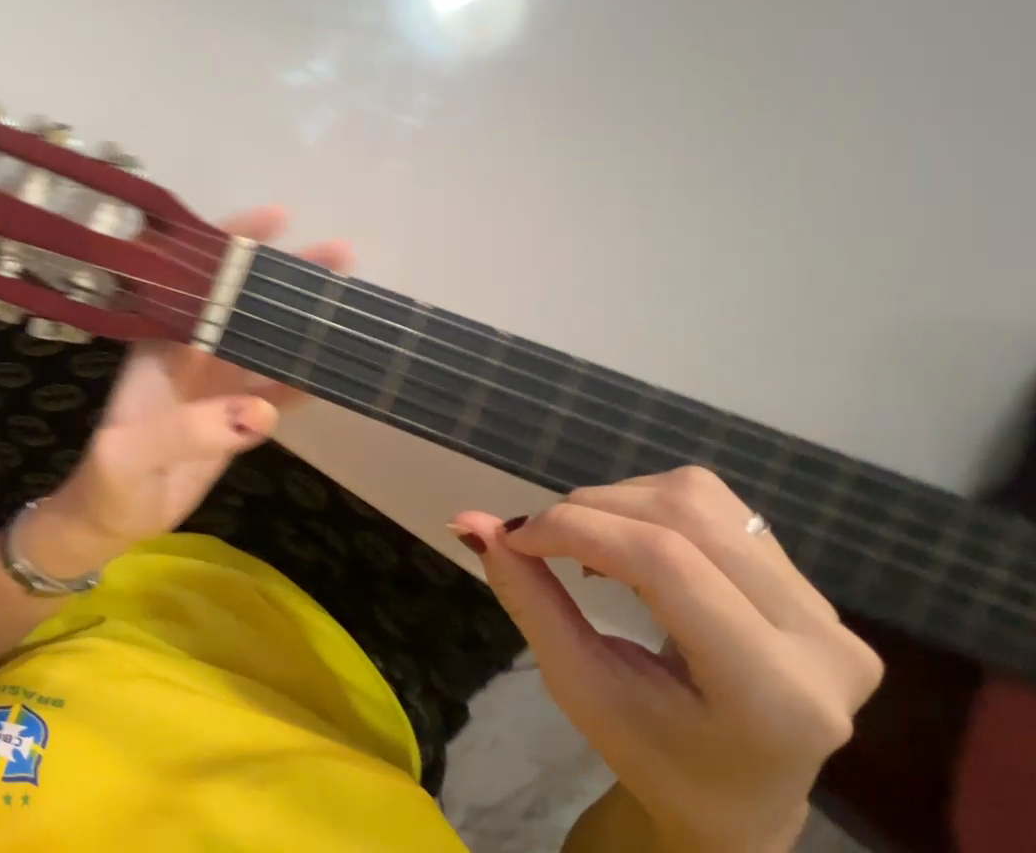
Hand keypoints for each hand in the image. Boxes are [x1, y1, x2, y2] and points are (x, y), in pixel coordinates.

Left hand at [26, 207, 350, 566]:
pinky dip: (304, 376)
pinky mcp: (235, 418)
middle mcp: (190, 355)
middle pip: (243, 304)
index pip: (197, 283)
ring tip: (352, 297)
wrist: (112, 520)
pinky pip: (277, 389)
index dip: (232, 247)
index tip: (277, 216)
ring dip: (303, 322)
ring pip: (266, 341)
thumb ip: (187, 430)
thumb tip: (259, 410)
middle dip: (285, 277)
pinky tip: (338, 364)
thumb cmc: (109, 481)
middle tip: (339, 253)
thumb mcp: (131, 454)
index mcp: (159, 347)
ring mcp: (216, 385)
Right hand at [454, 468, 883, 852]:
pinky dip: (650, 509)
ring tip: (584, 545)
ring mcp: (831, 613)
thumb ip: (529, 600)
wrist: (736, 800)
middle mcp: (823, 642)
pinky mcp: (815, 592)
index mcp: (771, 690)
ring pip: (703, 500)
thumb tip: (468, 523)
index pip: (664, 562)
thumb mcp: (580, 687)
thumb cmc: (652, 758)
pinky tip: (628, 548)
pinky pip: (720, 510)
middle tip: (538, 540)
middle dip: (590, 509)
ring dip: (619, 502)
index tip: (513, 538)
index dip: (576, 530)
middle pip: (686, 516)